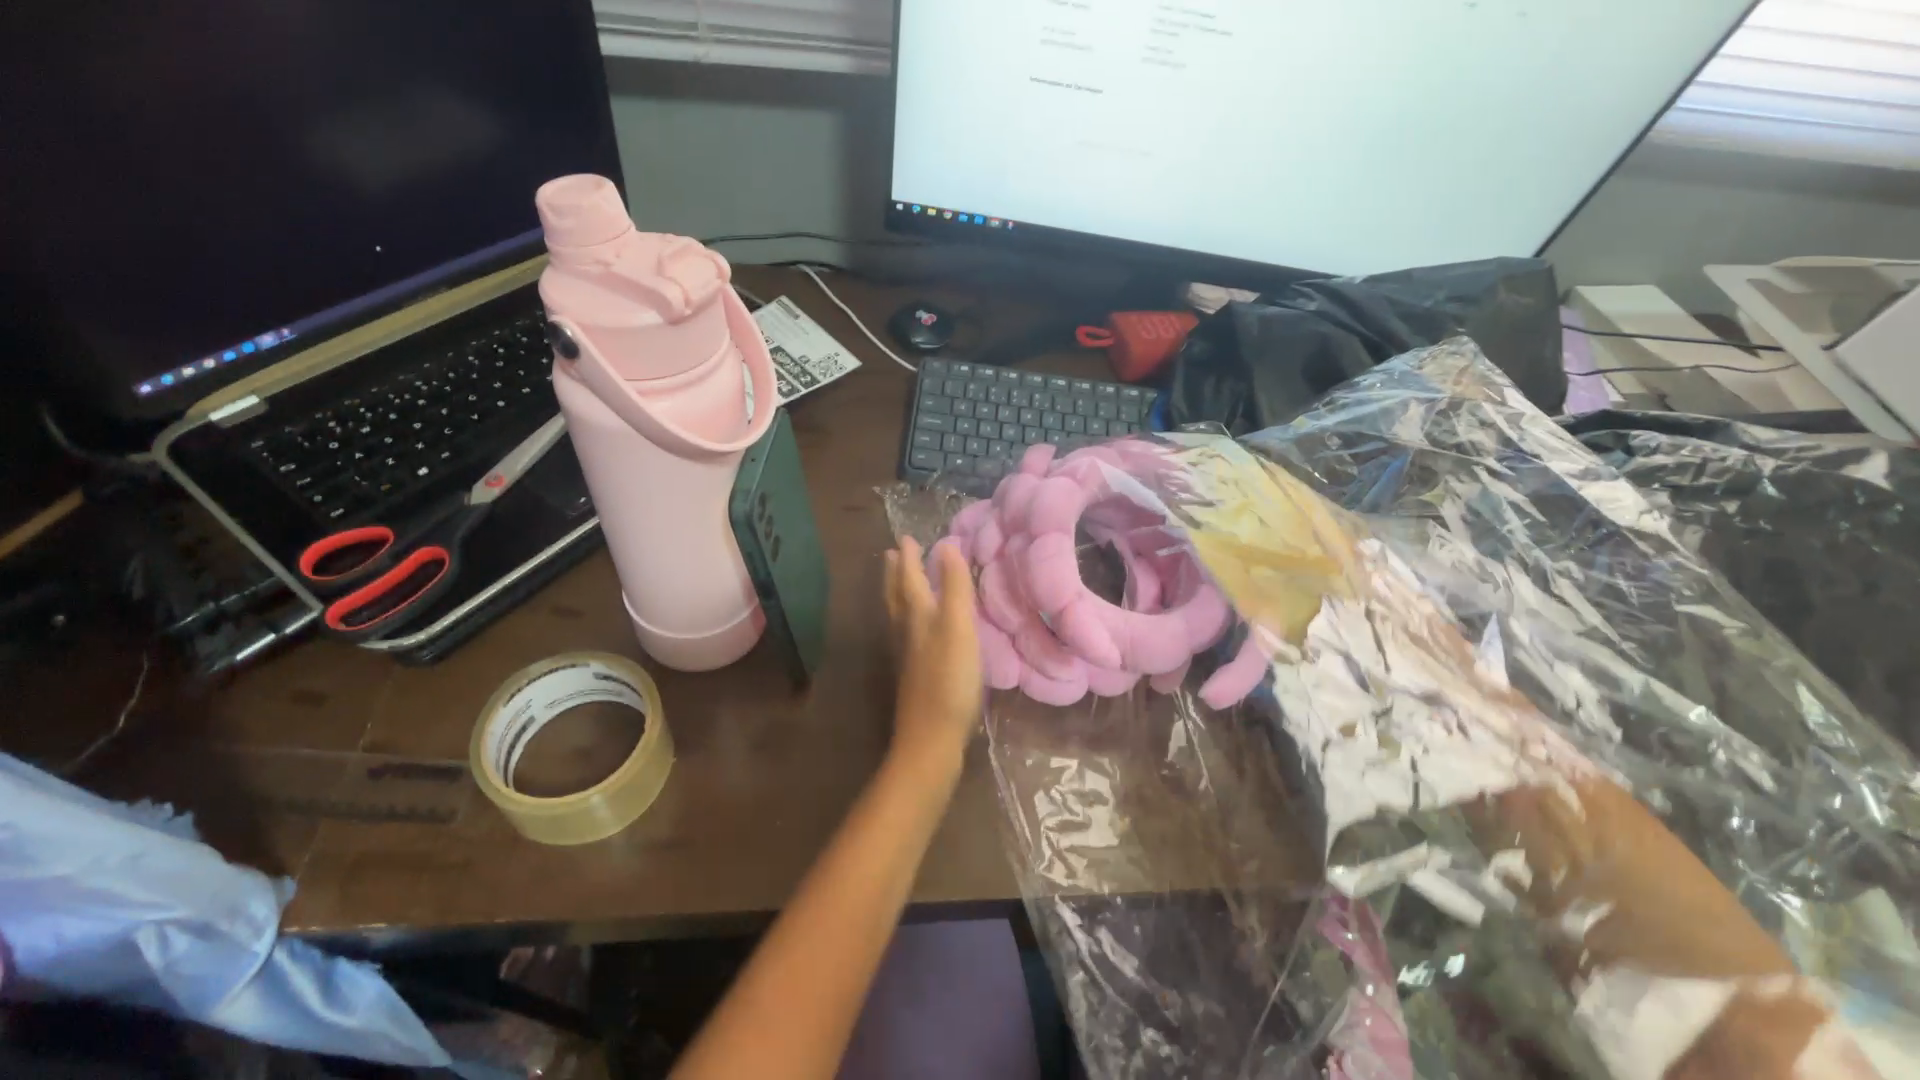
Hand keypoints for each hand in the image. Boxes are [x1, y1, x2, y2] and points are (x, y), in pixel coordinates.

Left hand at [883, 537, 982, 771]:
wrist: (931, 739)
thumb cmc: (949, 680)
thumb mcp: (958, 628)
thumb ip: (954, 588)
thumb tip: (946, 545)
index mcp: (916, 617)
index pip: (909, 579)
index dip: (910, 558)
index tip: (906, 538)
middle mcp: (907, 633)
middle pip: (897, 597)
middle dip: (895, 575)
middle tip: (891, 555)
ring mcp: (908, 658)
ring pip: (898, 617)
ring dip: (898, 595)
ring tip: (899, 584)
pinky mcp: (915, 678)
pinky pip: (908, 637)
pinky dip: (909, 621)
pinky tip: (917, 632)